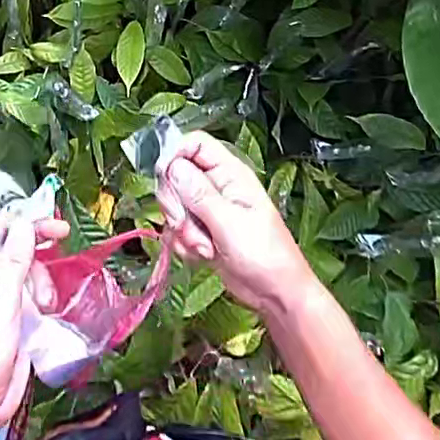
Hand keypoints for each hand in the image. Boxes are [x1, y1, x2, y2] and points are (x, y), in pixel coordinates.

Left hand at [0, 216, 68, 428]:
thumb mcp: (0, 308)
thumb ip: (13, 264)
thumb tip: (23, 225)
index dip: (24, 222)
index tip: (54, 224)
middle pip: (14, 247)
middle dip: (38, 248)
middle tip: (63, 241)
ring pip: (26, 271)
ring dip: (40, 279)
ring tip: (44, 301)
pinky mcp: (10, 319)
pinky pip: (30, 295)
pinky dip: (41, 297)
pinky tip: (46, 309)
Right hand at [159, 130, 314, 318]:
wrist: (276, 296)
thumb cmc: (265, 256)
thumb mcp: (231, 223)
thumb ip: (199, 194)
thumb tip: (172, 165)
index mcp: (230, 173)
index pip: (194, 143)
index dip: (174, 153)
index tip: (163, 176)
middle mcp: (215, 185)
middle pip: (175, 174)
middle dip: (174, 202)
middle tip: (184, 223)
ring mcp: (206, 207)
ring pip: (173, 203)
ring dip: (180, 228)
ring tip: (203, 247)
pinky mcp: (199, 228)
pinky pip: (175, 226)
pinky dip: (182, 242)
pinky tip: (201, 255)